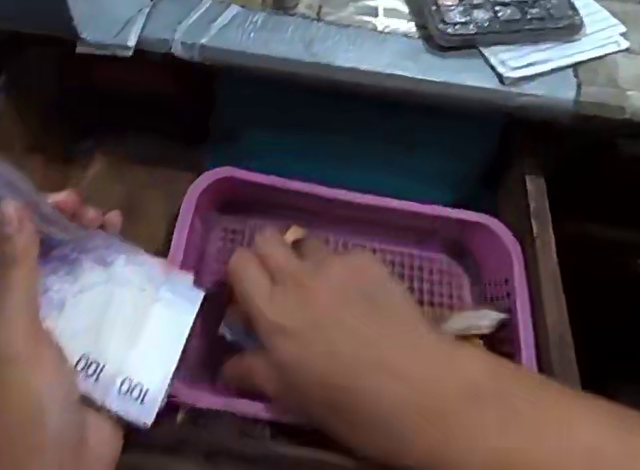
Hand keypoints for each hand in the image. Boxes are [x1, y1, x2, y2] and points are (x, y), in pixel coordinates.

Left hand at [0, 192, 125, 469]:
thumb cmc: (21, 410)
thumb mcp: (14, 337)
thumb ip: (14, 270)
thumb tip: (8, 204)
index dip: (1, 225)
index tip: (31, 193)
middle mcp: (0, 327)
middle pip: (25, 261)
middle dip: (51, 227)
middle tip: (77, 202)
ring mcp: (44, 334)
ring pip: (61, 272)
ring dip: (82, 241)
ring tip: (104, 216)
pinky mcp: (80, 341)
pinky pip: (90, 292)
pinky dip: (105, 264)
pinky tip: (121, 239)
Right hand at [222, 230, 480, 465]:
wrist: (412, 384)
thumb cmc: (344, 401)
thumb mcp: (288, 395)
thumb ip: (254, 369)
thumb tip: (228, 365)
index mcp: (272, 311)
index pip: (240, 261)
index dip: (242, 272)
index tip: (250, 292)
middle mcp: (298, 276)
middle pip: (269, 237)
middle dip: (269, 253)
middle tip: (280, 282)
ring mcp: (335, 262)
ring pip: (307, 242)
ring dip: (307, 260)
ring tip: (323, 289)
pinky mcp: (367, 257)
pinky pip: (344, 255)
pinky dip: (344, 270)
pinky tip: (361, 297)